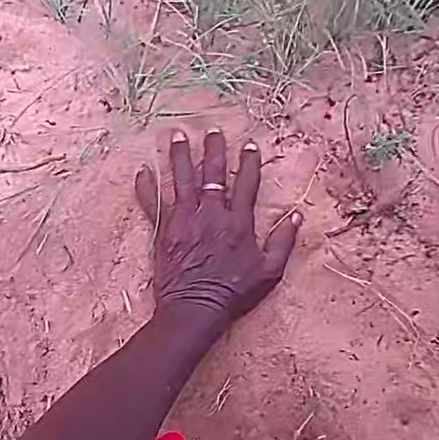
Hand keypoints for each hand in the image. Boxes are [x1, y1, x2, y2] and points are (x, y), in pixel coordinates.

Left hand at [134, 130, 300, 338]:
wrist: (194, 308)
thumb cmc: (233, 294)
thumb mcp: (269, 272)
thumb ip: (283, 242)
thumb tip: (296, 216)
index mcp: (238, 222)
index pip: (246, 183)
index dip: (249, 162)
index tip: (249, 145)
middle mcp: (211, 215)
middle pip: (212, 173)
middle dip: (213, 150)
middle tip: (212, 131)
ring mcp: (184, 221)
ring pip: (182, 180)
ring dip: (179, 156)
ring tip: (177, 136)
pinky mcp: (163, 231)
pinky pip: (152, 203)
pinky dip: (146, 187)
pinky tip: (142, 171)